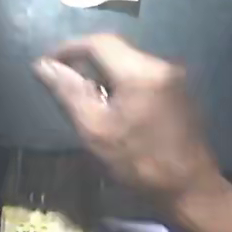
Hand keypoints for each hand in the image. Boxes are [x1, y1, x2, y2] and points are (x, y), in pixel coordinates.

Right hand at [31, 35, 231, 220]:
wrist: (190, 189)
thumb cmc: (138, 162)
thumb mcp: (94, 129)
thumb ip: (68, 92)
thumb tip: (42, 65)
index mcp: (140, 71)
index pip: (98, 42)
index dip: (68, 48)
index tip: (47, 64)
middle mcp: (160, 64)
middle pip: (114, 49)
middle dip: (85, 61)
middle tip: (61, 82)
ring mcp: (173, 76)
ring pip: (127, 61)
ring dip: (102, 73)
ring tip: (83, 97)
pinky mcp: (178, 90)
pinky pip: (141, 74)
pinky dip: (121, 82)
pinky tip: (111, 106)